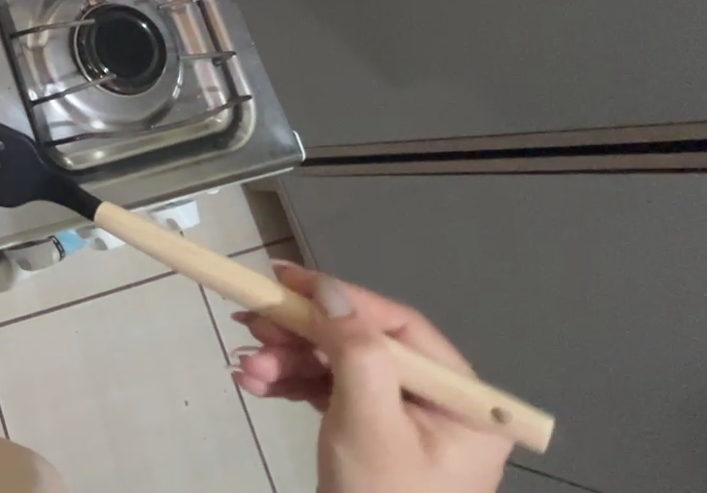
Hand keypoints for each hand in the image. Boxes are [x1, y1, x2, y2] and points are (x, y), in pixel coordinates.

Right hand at [230, 261, 510, 492]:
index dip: (339, 296)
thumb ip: (354, 351)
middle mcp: (433, 401)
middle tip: (250, 325)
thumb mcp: (368, 422)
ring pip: (332, 362)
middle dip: (297, 335)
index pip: (397, 326)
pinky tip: (254, 383)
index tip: (282, 279)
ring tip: (246, 368)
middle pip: (356, 341)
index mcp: (459, 400)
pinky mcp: (365, 427)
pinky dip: (286, 380)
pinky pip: (323, 386)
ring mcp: (398, 415)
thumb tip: (328, 289)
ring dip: (283, 359)